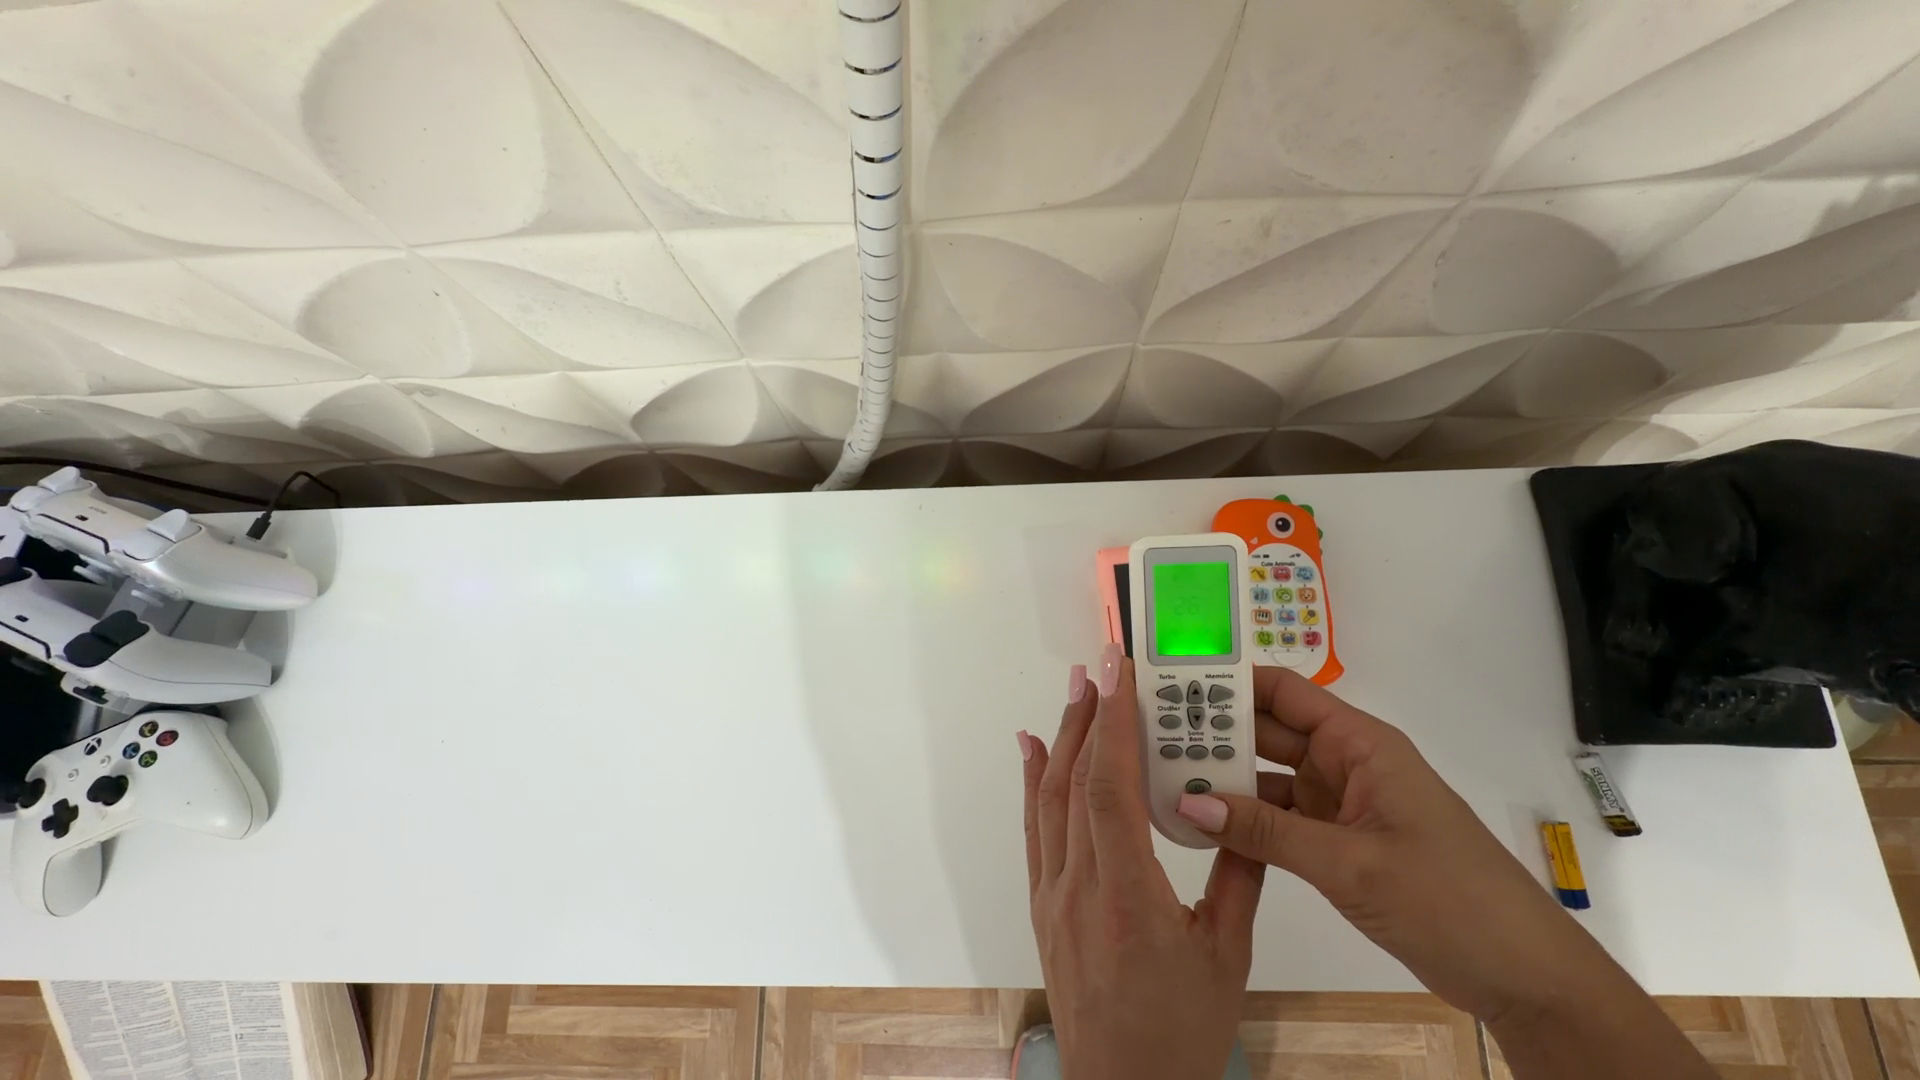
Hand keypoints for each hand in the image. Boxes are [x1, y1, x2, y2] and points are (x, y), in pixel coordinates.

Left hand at [1019, 644, 1264, 1079]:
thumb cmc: (1183, 1030)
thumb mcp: (1227, 956)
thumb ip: (1238, 877)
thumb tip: (1241, 807)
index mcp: (1127, 899)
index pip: (1110, 792)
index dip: (1112, 726)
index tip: (1118, 676)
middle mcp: (1078, 888)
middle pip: (1074, 785)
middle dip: (1087, 717)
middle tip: (1098, 667)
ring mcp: (1052, 895)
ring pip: (1050, 801)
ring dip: (1062, 740)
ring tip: (1076, 692)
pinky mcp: (1042, 905)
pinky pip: (1036, 831)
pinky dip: (1033, 783)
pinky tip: (1033, 750)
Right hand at [1172, 667, 1607, 1023]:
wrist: (1521, 975)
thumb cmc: (1447, 898)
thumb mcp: (1349, 862)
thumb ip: (1265, 831)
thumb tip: (1187, 801)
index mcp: (1359, 744)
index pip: (1283, 692)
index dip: (1229, 682)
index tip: (1170, 684)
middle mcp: (1346, 764)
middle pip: (1268, 733)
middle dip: (1213, 731)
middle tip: (1148, 733)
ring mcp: (1341, 804)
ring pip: (1269, 778)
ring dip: (1223, 779)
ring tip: (1161, 777)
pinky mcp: (1338, 843)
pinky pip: (1279, 819)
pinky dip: (1244, 821)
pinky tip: (1201, 825)